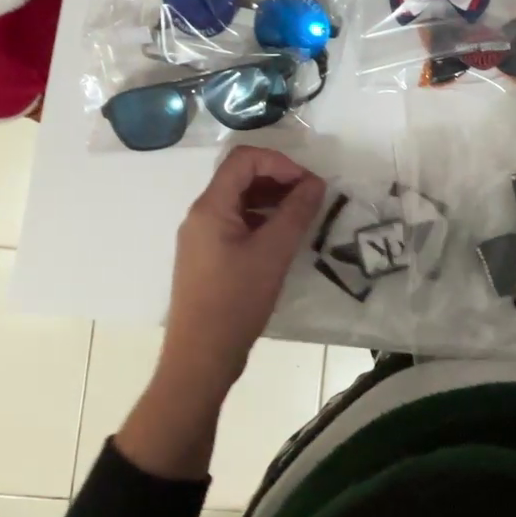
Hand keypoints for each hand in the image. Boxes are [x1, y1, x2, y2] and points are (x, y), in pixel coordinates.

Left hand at [160, 146, 326, 399]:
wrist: (200, 358)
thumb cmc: (236, 301)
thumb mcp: (273, 253)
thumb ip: (296, 212)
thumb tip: (315, 183)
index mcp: (210, 207)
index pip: (244, 159)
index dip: (280, 162)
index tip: (308, 184)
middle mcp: (200, 215)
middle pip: (240, 177)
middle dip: (278, 179)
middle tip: (311, 198)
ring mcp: (201, 237)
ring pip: (239, 201)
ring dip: (272, 200)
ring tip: (302, 218)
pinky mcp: (207, 258)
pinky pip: (236, 223)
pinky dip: (261, 221)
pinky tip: (283, 240)